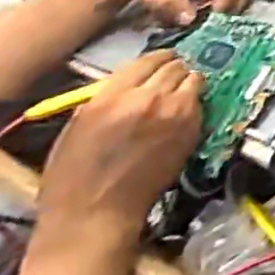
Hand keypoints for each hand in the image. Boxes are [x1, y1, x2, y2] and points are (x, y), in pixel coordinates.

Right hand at [35, 51, 202, 237]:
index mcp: (112, 97)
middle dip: (173, 70)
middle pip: (175, 66)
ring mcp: (175, 111)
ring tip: (177, 94)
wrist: (95, 215)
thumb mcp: (78, 127)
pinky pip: (200, 102)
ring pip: (194, 78)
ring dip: (186, 83)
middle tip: (168, 80)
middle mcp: (148, 98)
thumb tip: (133, 79)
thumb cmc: (74, 177)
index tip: (160, 62)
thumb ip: (108, 97)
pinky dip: (193, 103)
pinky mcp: (193, 126)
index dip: (157, 59)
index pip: (149, 59)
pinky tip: (180, 115)